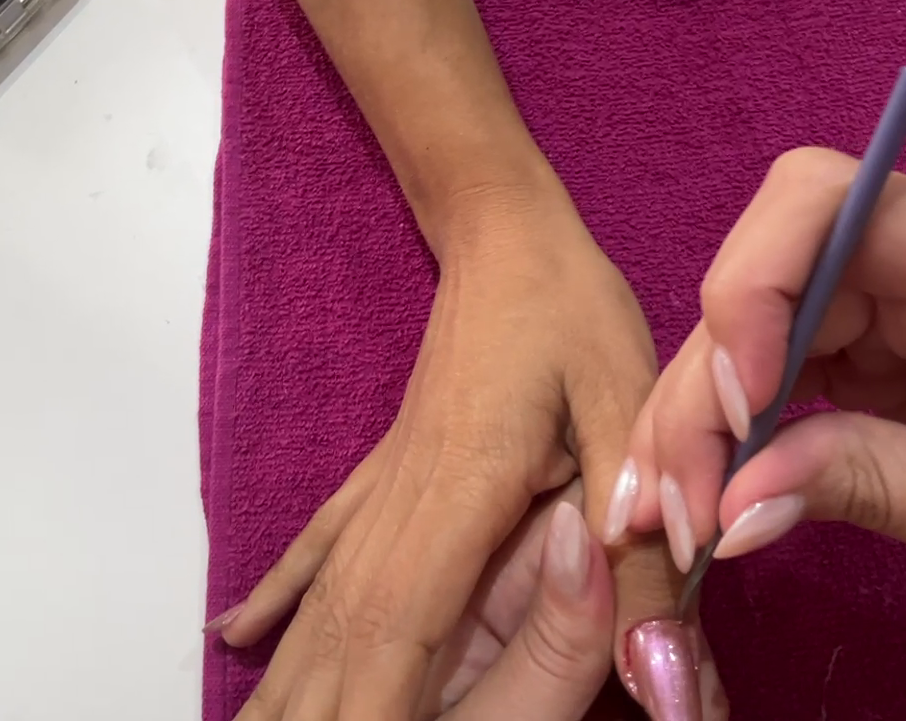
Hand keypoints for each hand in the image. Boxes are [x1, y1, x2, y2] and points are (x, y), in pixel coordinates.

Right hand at [214, 200, 722, 719]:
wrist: (503, 232)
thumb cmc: (565, 303)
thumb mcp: (627, 400)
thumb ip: (643, 533)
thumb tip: (666, 669)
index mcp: (464, 481)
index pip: (402, 620)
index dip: (369, 709)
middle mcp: (407, 492)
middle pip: (348, 624)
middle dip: (315, 715)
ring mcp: (389, 477)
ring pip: (326, 592)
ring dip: (291, 675)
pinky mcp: (392, 463)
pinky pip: (324, 540)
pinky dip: (281, 593)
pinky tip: (239, 632)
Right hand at [614, 147, 905, 660]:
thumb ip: (877, 488)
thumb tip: (731, 502)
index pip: (831, 200)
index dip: (758, 279)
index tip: (744, 399)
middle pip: (765, 266)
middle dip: (707, 375)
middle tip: (679, 492)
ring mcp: (891, 299)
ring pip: (747, 319)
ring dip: (697, 406)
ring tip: (673, 507)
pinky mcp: (865, 342)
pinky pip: (764, 362)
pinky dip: (723, 423)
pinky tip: (704, 484)